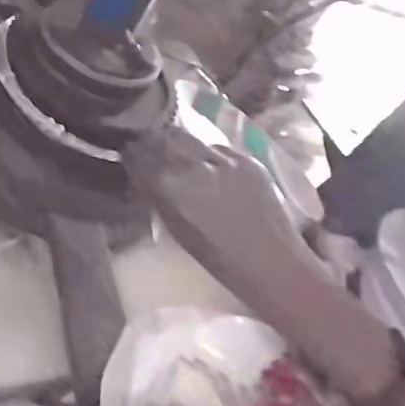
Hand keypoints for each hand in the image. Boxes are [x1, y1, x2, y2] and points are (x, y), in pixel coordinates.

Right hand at [127, 128, 395, 397]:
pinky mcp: (246, 160)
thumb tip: (144, 174)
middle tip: (146, 144)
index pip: (141, 155)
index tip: (127, 152)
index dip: (132, 152)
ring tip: (171, 144)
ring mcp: (222, 159)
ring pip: (188, 137)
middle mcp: (193, 165)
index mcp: (170, 185)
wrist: (276, 268)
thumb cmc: (219, 259)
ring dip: (176, 140)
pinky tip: (204, 159)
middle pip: (163, 139)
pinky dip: (205, 151)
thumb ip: (158, 195)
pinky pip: (216, 147)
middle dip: (152, 141)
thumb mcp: (176, 227)